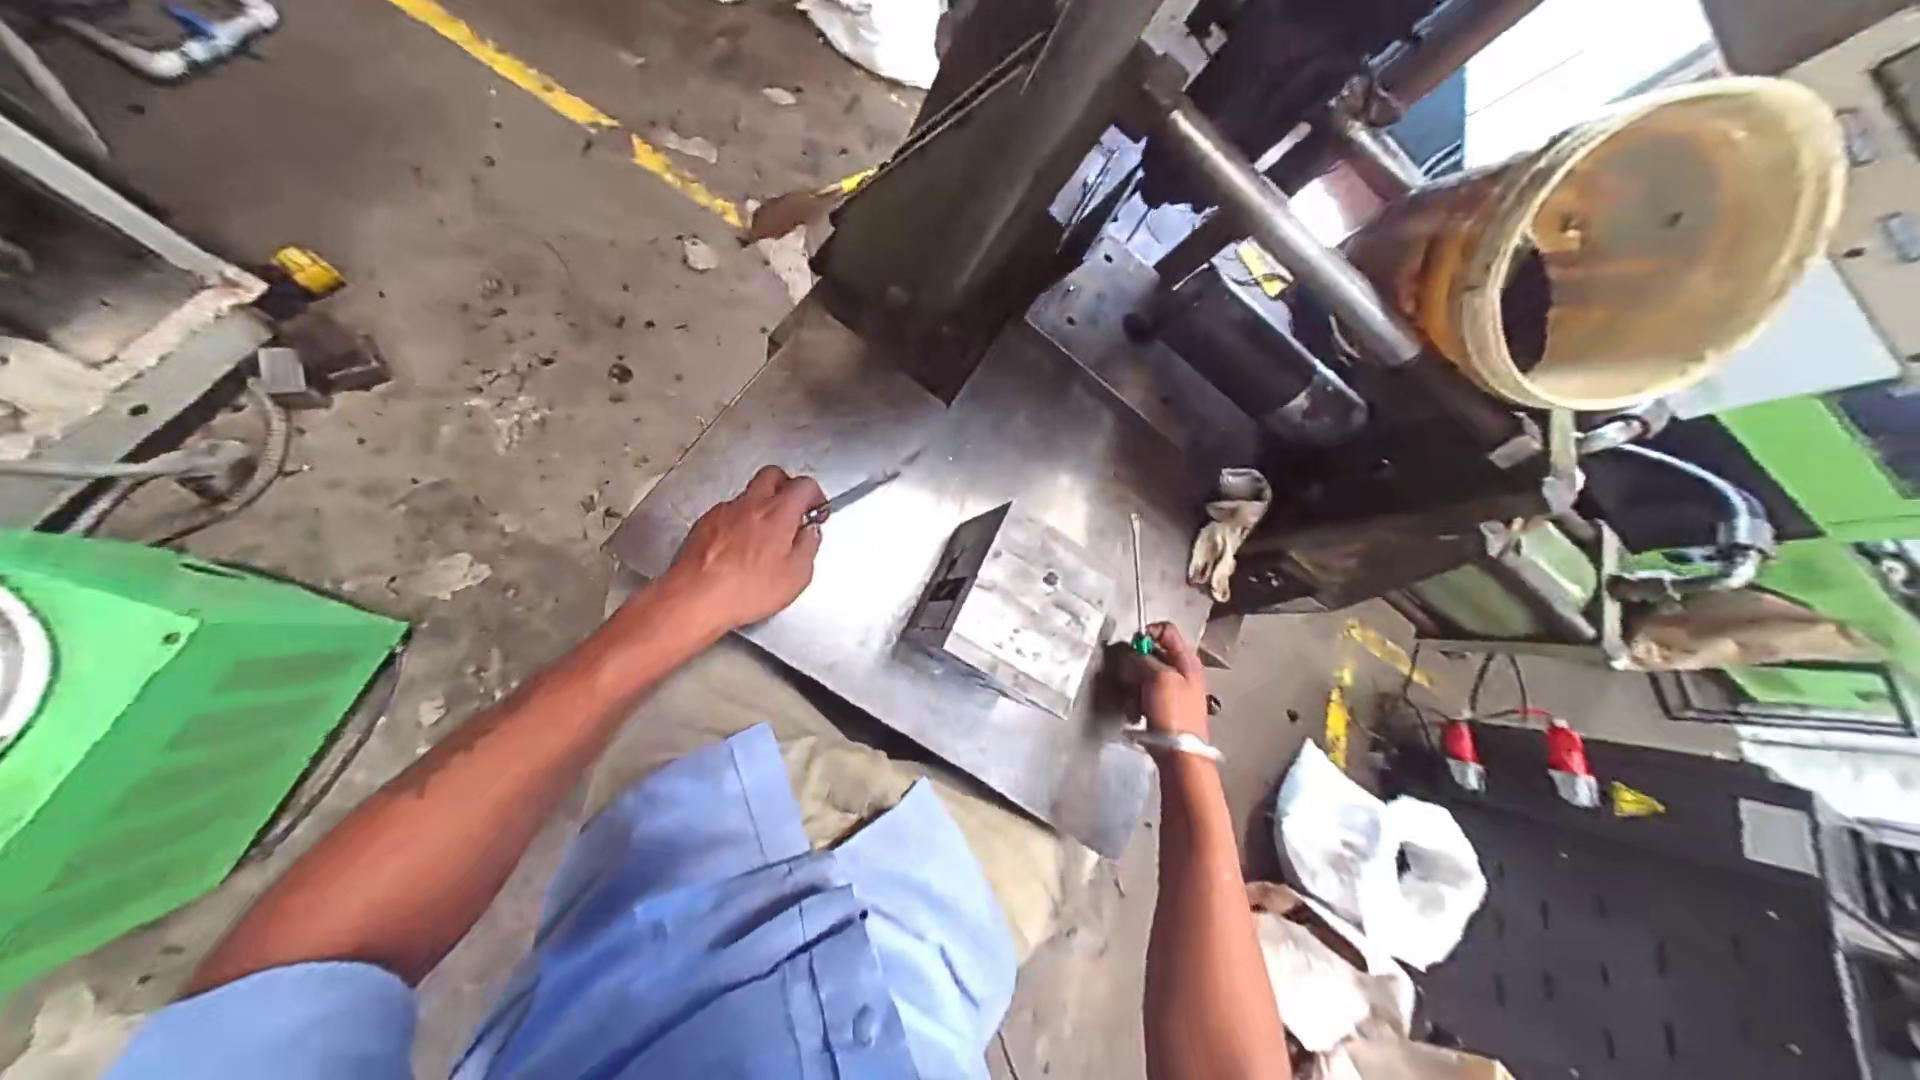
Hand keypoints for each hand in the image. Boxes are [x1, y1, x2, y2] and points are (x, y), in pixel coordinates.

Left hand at [658, 465, 823, 634]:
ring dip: (762, 506)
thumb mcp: (796, 576)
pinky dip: (739, 522)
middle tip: (793, 510)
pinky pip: (728, 513)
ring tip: (766, 536)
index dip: (816, 496)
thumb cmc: (745, 589)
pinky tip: (740, 548)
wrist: (694, 598)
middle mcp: (751, 504)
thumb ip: (809, 547)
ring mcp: (724, 511)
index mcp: (779, 512)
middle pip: (773, 475)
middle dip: (787, 488)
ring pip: (749, 494)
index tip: (817, 512)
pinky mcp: (704, 524)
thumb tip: (811, 534)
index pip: (804, 485)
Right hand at [1127, 622, 1210, 740]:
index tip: (1132, 647)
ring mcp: (1171, 689)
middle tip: (1129, 678)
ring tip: (1133, 702)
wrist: (1179, 754)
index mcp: (1186, 660)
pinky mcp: (1162, 706)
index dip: (1147, 633)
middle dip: (1134, 665)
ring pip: (1142, 674)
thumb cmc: (1173, 713)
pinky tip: (1135, 713)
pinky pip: (1141, 693)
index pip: (1166, 630)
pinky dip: (1135, 700)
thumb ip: (1141, 659)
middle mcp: (1181, 671)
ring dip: (1132, 686)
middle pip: (1150, 653)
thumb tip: (1127, 653)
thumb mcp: (1158, 678)